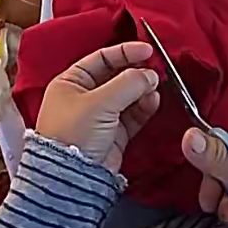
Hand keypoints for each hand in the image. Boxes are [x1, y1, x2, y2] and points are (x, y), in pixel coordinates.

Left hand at [35, 42, 160, 171]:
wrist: (71, 177)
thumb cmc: (74, 133)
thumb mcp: (100, 102)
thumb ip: (128, 83)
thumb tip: (151, 74)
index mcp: (71, 82)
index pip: (101, 58)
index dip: (125, 52)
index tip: (147, 50)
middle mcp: (85, 96)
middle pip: (117, 76)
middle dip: (137, 72)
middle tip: (156, 70)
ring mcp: (100, 115)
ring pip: (128, 95)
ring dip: (143, 90)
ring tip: (155, 88)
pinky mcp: (114, 133)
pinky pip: (133, 114)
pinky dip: (144, 107)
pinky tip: (153, 101)